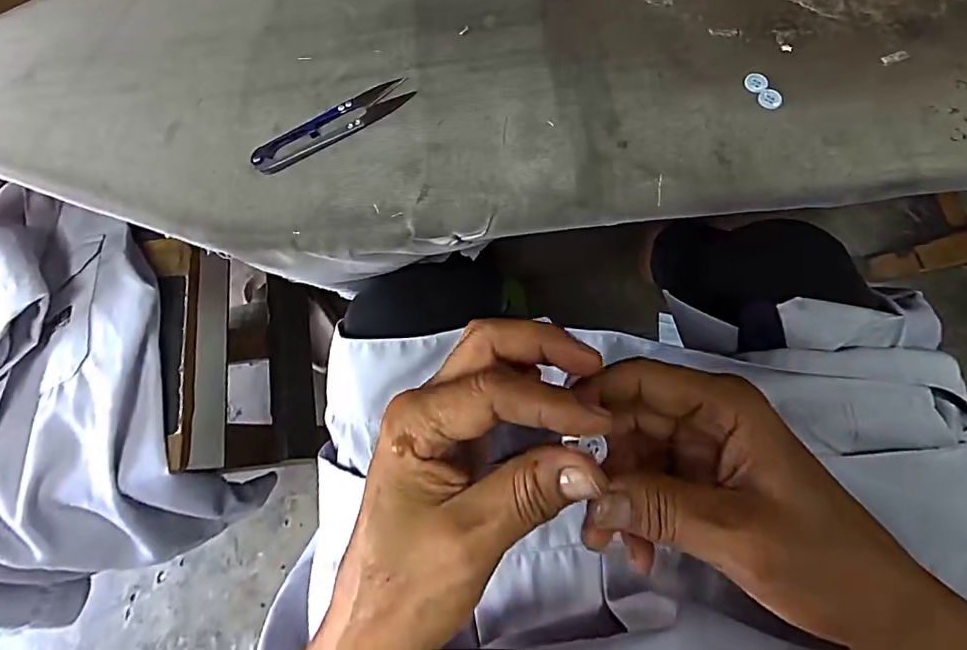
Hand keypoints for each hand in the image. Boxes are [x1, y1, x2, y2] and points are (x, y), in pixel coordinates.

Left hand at [311, 320, 614, 649]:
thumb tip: (587, 462)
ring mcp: (440, 417)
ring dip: (542, 359)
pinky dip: (537, 386)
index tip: (594, 422)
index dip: (551, 402)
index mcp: (415, 423)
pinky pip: (501, 390)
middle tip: (589, 363)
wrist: (372, 631)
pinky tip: (562, 402)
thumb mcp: (468, 543)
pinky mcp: (458, 435)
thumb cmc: (401, 593)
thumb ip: (529, 493)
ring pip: (495, 358)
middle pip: (489, 345)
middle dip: (544, 345)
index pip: (495, 389)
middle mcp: (424, 407)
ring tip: (584, 376)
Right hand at [575, 359, 966, 649]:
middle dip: (605, 458)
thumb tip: (588, 493)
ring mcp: (713, 451)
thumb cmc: (816, 555)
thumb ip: (659, 506)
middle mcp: (715, 416)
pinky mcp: (713, 484)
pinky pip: (660, 485)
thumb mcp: (734, 532)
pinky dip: (642, 514)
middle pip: (638, 417)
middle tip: (578, 509)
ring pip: (644, 454)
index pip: (646, 379)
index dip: (598, 397)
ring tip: (607, 545)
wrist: (873, 604)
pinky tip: (639, 553)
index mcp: (726, 405)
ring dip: (620, 494)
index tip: (556, 437)